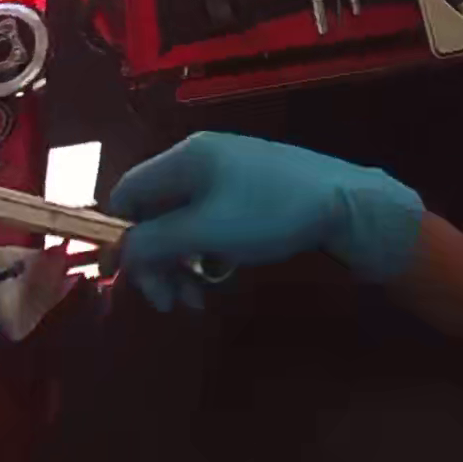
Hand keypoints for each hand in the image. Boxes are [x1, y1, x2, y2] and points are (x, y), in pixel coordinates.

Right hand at [109, 131, 423, 310]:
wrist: (343, 202)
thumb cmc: (269, 212)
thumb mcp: (206, 231)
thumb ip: (154, 242)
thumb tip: (119, 253)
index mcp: (185, 157)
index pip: (128, 191)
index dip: (121, 235)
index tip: (130, 280)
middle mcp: (200, 158)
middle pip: (155, 210)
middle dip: (157, 259)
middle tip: (172, 304)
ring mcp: (225, 171)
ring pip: (183, 220)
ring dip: (182, 262)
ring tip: (198, 299)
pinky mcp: (246, 188)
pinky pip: (209, 219)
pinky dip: (206, 250)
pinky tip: (221, 275)